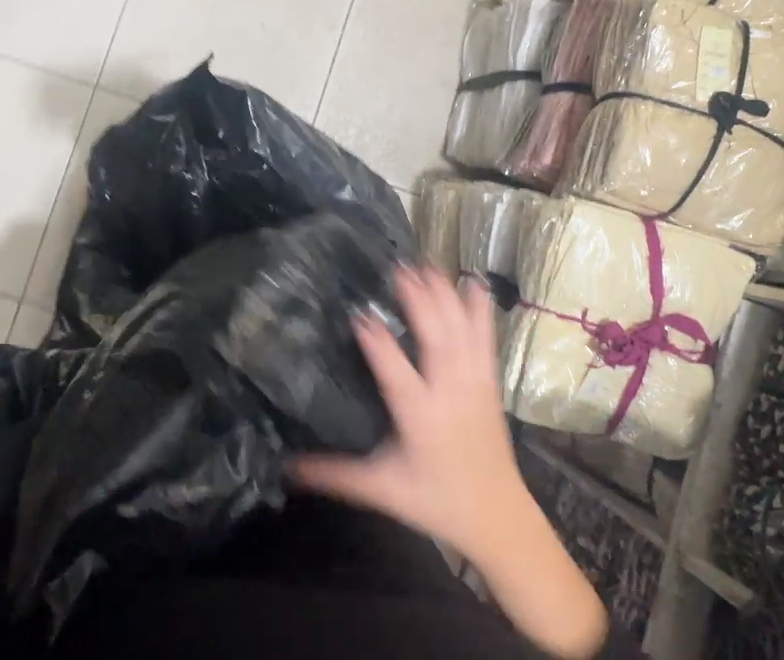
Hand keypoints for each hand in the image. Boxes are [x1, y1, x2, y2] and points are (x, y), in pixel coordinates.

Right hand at [292, 265, 611, 658]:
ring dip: (445, 296)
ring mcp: (474, 384)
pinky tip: (474, 282)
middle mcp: (450, 393)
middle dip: (419, 300)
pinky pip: (486, 339)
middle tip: (398, 268)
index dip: (378, 340)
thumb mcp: (380, 490)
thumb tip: (285, 465)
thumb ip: (333, 474)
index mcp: (420, 416)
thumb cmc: (435, 501)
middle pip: (437, 338)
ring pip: (462, 332)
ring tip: (427, 264)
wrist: (498, 518)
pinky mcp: (489, 383)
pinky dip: (479, 309)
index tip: (358, 313)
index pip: (396, 370)